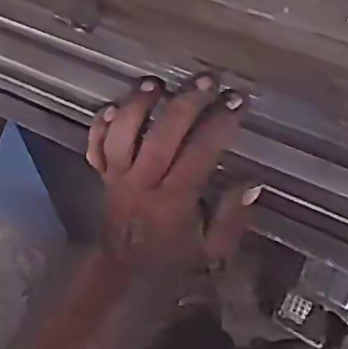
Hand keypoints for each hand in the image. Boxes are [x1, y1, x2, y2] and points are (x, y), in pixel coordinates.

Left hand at [85, 74, 257, 278]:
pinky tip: (117, 105)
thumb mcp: (212, 250)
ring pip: (122, 134)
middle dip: (186, 103)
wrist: (124, 268)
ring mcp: (117, 176)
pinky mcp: (101, 173)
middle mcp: (142, 183)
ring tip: (158, 83)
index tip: (237, 102)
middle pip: (161, 136)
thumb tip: (252, 184)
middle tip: (207, 80)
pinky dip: (101, 123)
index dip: (219, 124)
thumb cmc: (173, 255)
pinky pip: (95, 144)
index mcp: (173, 201)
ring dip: (139, 105)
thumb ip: (233, 218)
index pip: (199, 153)